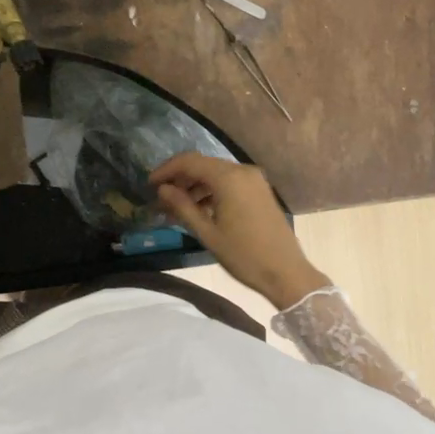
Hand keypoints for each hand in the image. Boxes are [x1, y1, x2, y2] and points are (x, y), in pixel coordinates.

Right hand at [151, 153, 329, 309]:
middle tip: (161, 199)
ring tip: (176, 208)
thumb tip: (162, 190)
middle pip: (203, 165)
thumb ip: (183, 207)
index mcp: (229, 178)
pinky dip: (212, 191)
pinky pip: (230, 183)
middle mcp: (242, 171)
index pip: (189, 162)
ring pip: (216, 174)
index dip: (166, 170)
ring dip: (195, 186)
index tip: (149, 185)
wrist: (285, 271)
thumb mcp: (208, 233)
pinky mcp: (260, 190)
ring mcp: (254, 180)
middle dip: (180, 179)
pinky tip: (200, 210)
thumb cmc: (244, 256)